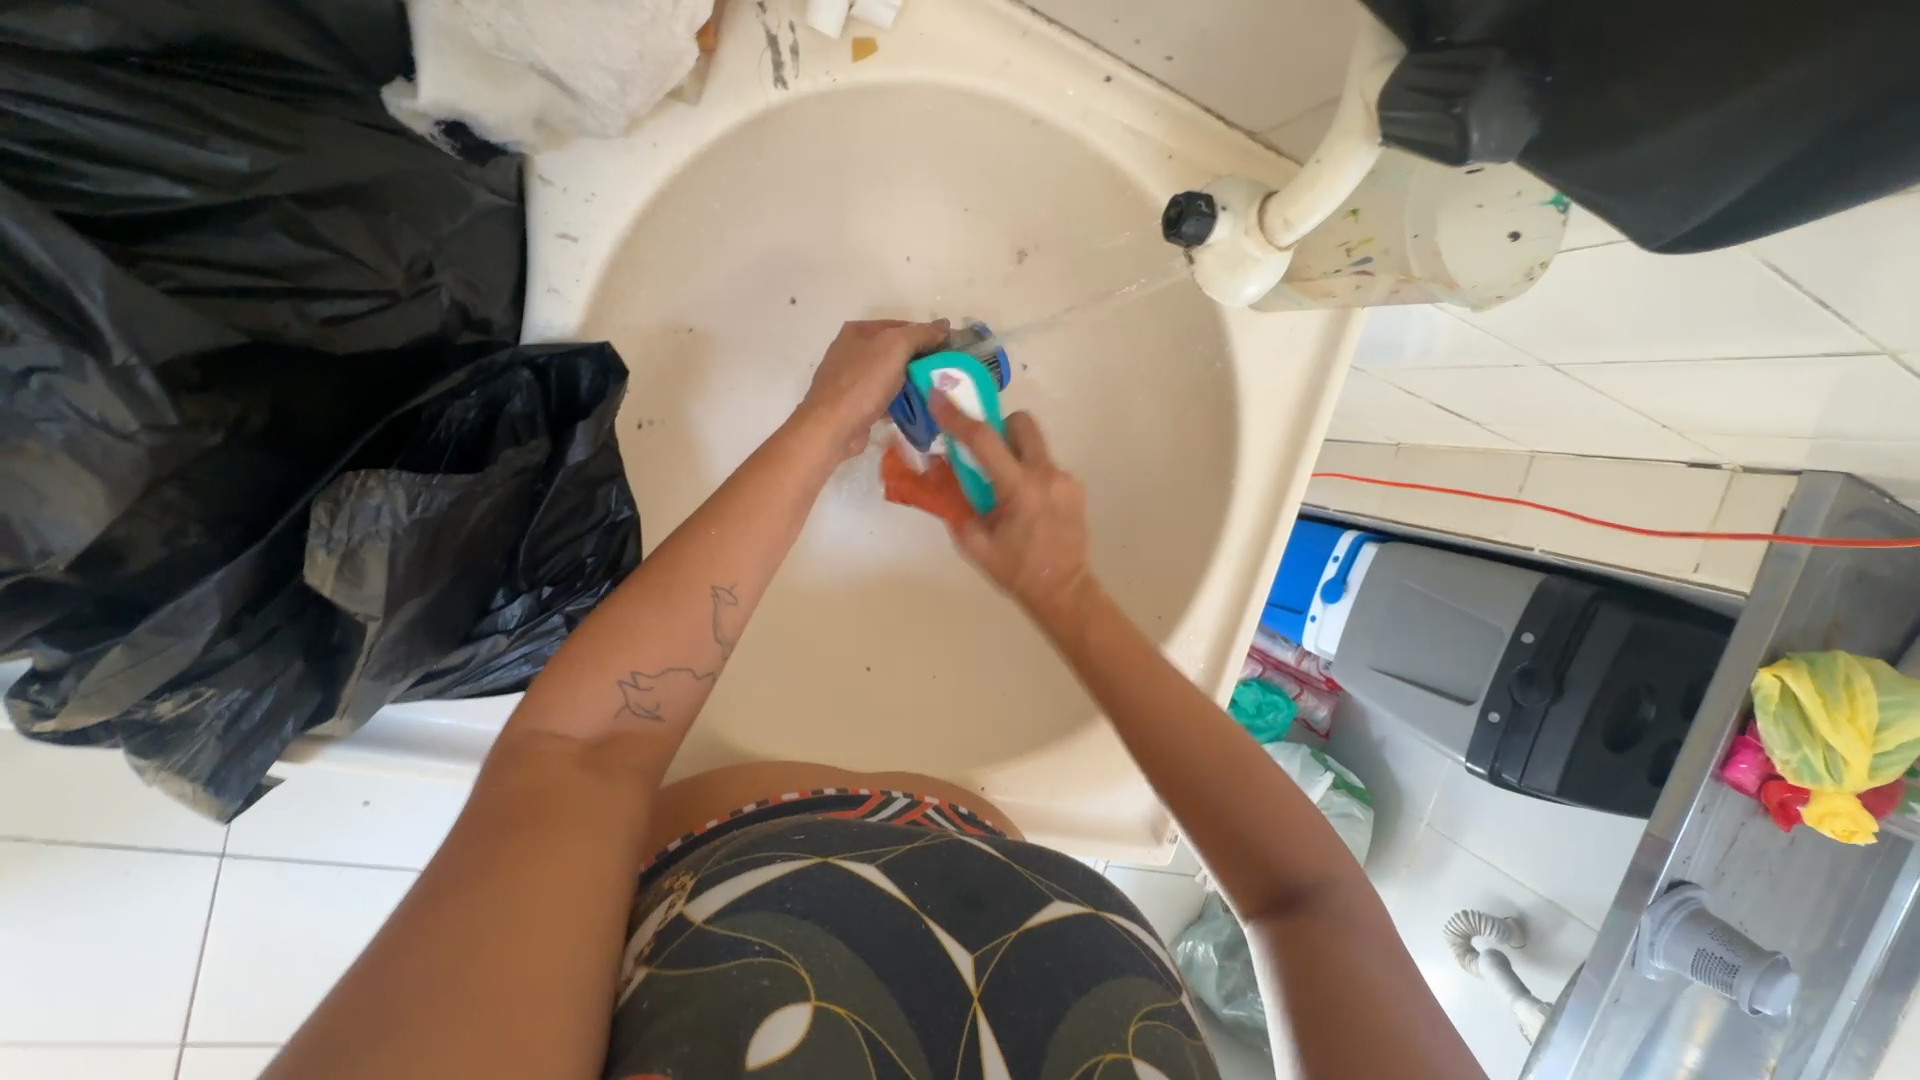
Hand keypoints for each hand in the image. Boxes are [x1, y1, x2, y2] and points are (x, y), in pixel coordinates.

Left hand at [800, 319, 949, 455]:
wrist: (833, 427)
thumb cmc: (863, 382)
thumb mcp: (895, 348)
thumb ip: (921, 334)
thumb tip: (944, 325)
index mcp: (858, 331)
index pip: (900, 326)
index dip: (925, 335)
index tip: (947, 349)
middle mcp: (851, 351)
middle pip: (895, 351)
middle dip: (919, 361)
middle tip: (945, 372)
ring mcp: (850, 379)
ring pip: (890, 376)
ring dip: (911, 383)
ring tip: (936, 391)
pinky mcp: (854, 404)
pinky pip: (883, 398)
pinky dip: (899, 402)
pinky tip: (917, 409)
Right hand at [930, 394, 1096, 627]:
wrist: (1064, 590)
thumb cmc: (1016, 571)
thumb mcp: (975, 544)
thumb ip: (957, 507)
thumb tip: (943, 478)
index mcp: (1019, 489)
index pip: (984, 440)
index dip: (958, 417)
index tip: (940, 397)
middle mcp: (1047, 475)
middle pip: (1022, 424)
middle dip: (1000, 427)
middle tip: (986, 452)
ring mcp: (1066, 480)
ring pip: (1036, 446)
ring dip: (1016, 456)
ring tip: (1006, 491)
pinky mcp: (1076, 488)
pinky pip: (1046, 468)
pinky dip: (1031, 476)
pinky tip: (1027, 507)